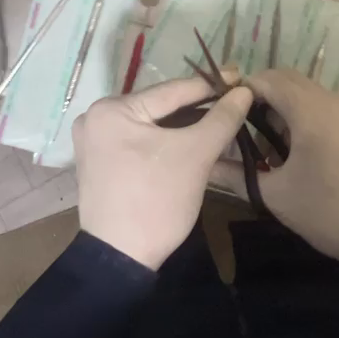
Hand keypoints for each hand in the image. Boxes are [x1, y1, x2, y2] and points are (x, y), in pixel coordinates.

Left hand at [73, 78, 252, 269]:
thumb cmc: (156, 201)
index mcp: (112, 108)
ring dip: (184, 125)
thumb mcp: (195, 155)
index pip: (172, 91)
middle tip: (233, 100)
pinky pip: (140, 140)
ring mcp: (94, 141)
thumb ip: (221, 118)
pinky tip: (191, 140)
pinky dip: (166, 141)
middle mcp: (96, 117)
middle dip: (197, 108)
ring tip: (219, 119)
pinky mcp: (100, 161)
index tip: (240, 77)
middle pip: (160, 107)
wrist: (122, 260)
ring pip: (152, 124)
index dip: (211, 85)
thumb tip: (244, 90)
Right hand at [213, 69, 338, 274]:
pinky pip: (323, 105)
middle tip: (240, 126)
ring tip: (265, 143)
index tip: (224, 110)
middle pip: (288, 80)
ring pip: (306, 92)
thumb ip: (236, 174)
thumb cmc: (328, 213)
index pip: (267, 79)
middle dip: (261, 96)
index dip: (242, 90)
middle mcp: (332, 100)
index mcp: (311, 111)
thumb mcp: (276, 196)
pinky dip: (303, 114)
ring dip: (282, 106)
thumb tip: (207, 164)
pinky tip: (294, 148)